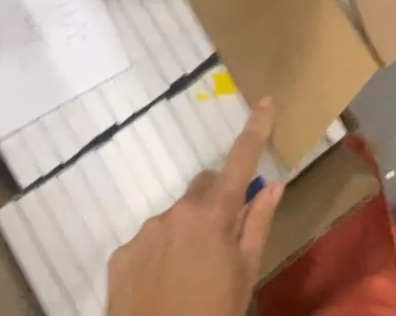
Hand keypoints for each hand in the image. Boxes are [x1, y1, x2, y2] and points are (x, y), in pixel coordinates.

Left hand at [106, 99, 285, 315]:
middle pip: (204, 187)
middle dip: (215, 202)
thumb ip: (258, 225)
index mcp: (215, 216)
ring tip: (188, 275)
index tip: (265, 101)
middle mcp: (178, 212)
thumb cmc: (214, 314)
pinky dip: (159, 254)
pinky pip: (148, 241)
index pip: (240, 161)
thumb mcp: (246, 276)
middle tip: (221, 241)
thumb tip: (274, 185)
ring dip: (185, 231)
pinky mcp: (122, 254)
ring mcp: (147, 231)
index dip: (255, 129)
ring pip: (175, 216)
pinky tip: (161, 286)